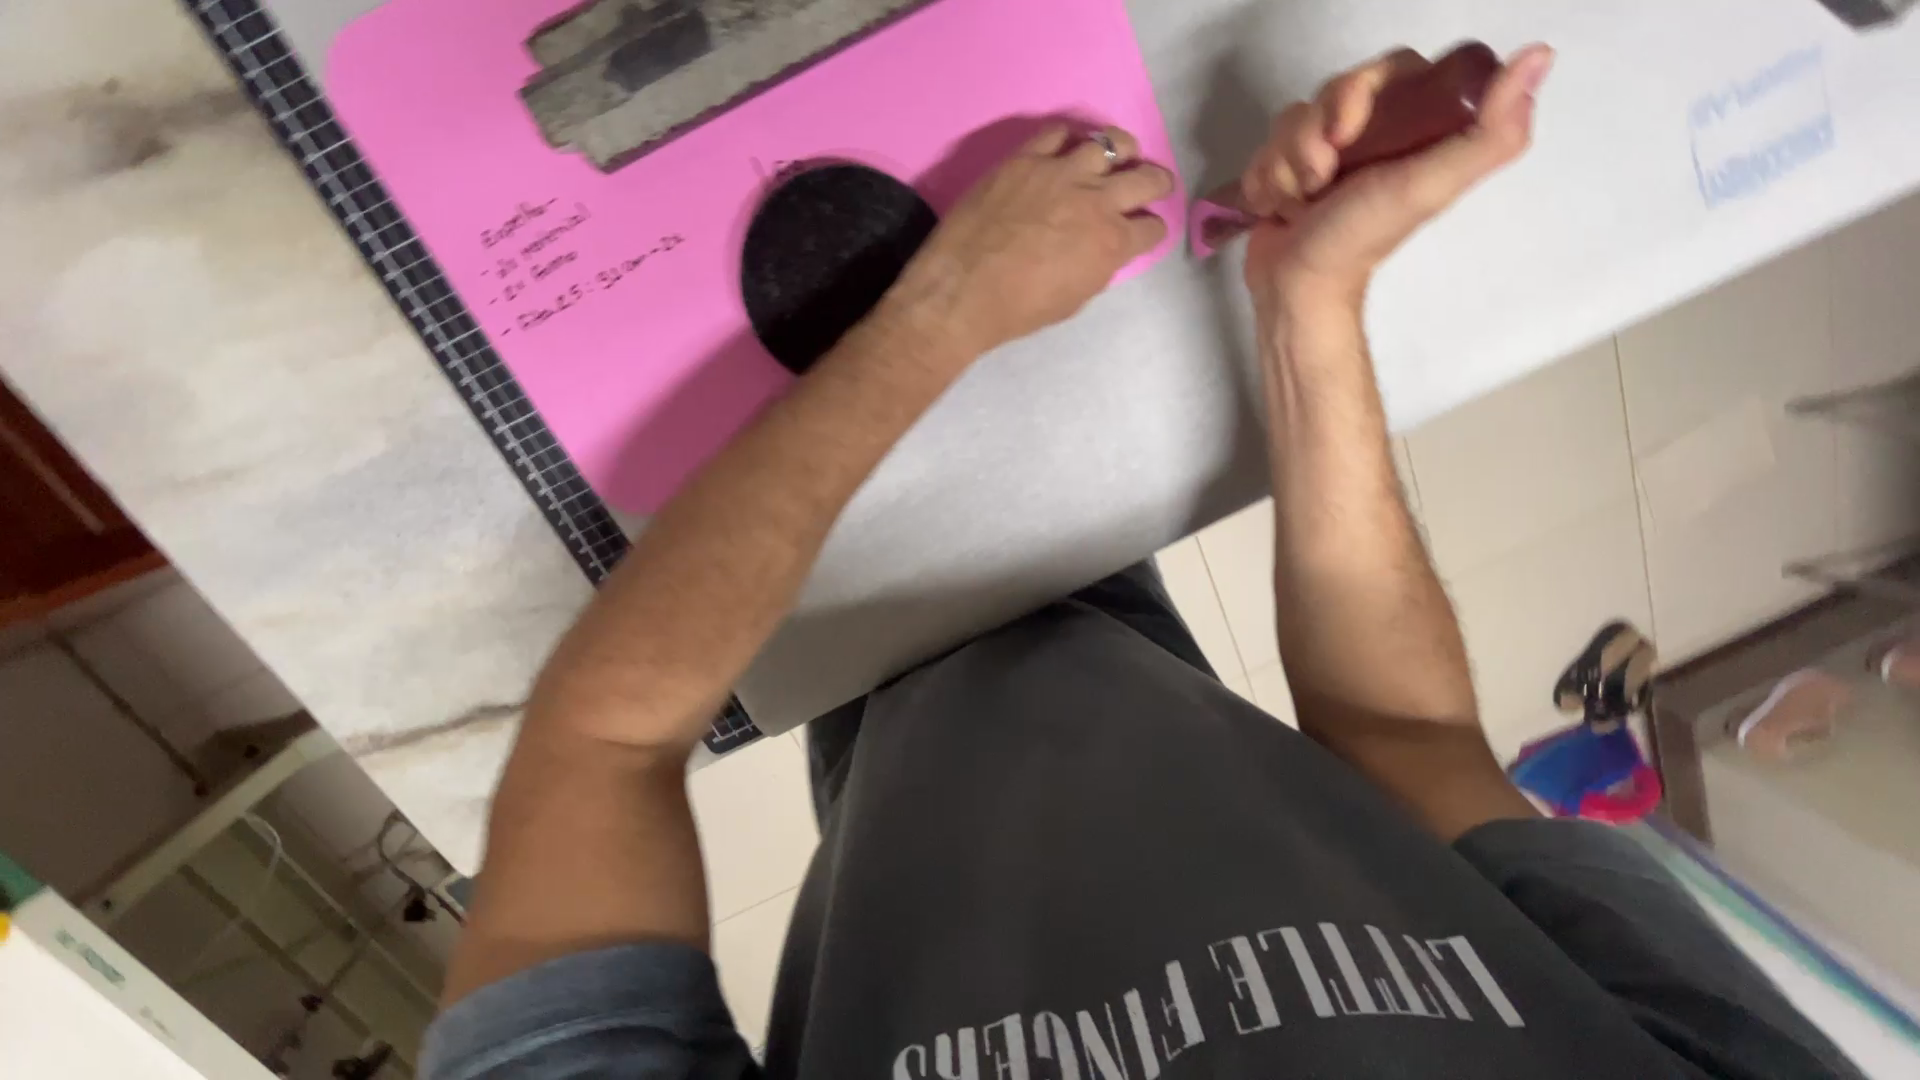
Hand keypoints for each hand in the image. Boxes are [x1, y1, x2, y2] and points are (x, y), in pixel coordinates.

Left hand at [892, 124, 1174, 355]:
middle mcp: (1096, 200)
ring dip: (1123, 150)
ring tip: (1123, 154)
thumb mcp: (1073, 299)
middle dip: (1157, 183)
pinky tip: (1072, 148)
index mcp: (1111, 243)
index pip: (1151, 228)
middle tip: (1155, 185)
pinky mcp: (1025, 159)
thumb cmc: (1018, 310)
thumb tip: (1105, 250)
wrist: (963, 292)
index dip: (1152, 230)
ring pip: (1110, 144)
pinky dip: (1072, 139)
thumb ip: (1098, 267)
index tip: (1147, 230)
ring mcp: (1060, 172)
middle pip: (1145, 179)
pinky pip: (1059, 133)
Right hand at [1240, 44, 1553, 314]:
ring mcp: (1325, 154)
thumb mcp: (1430, 186)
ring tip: (1298, 203)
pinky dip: (1265, 183)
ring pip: (1292, 121)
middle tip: (1319, 176)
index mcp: (1415, 128)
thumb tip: (1539, 55)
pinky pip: (1265, 152)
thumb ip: (1489, 132)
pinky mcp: (1287, 174)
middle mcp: (1372, 135)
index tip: (1346, 127)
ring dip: (1287, 166)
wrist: (1296, 289)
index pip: (1392, 68)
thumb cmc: (1360, 239)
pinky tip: (1277, 209)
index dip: (1360, 87)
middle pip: (1334, 90)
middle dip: (1312, 135)